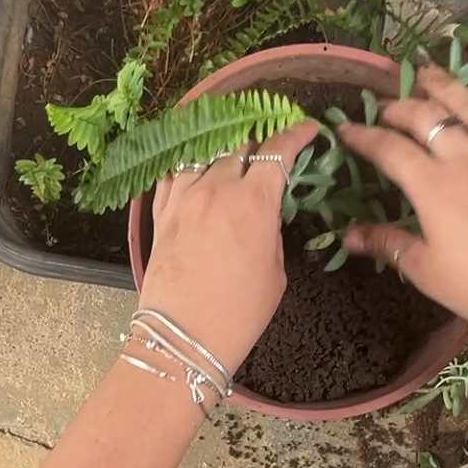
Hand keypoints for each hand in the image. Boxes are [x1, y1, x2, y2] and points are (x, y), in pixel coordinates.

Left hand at [136, 121, 318, 373]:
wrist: (183, 337)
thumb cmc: (239, 314)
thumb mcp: (275, 274)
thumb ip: (272, 233)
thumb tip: (264, 215)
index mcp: (254, 202)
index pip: (279, 150)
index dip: (297, 134)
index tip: (308, 129)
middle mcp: (216, 189)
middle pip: (240, 145)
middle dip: (259, 142)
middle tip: (268, 149)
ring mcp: (183, 198)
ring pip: (204, 153)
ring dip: (223, 151)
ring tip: (231, 156)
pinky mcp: (159, 213)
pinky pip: (172, 174)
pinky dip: (188, 167)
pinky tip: (195, 170)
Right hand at [337, 67, 467, 358]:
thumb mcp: (425, 270)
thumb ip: (387, 244)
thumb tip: (348, 235)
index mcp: (433, 185)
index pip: (389, 149)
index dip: (362, 136)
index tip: (343, 129)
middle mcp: (466, 158)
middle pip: (426, 118)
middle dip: (397, 107)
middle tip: (381, 107)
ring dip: (444, 85)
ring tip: (425, 71)